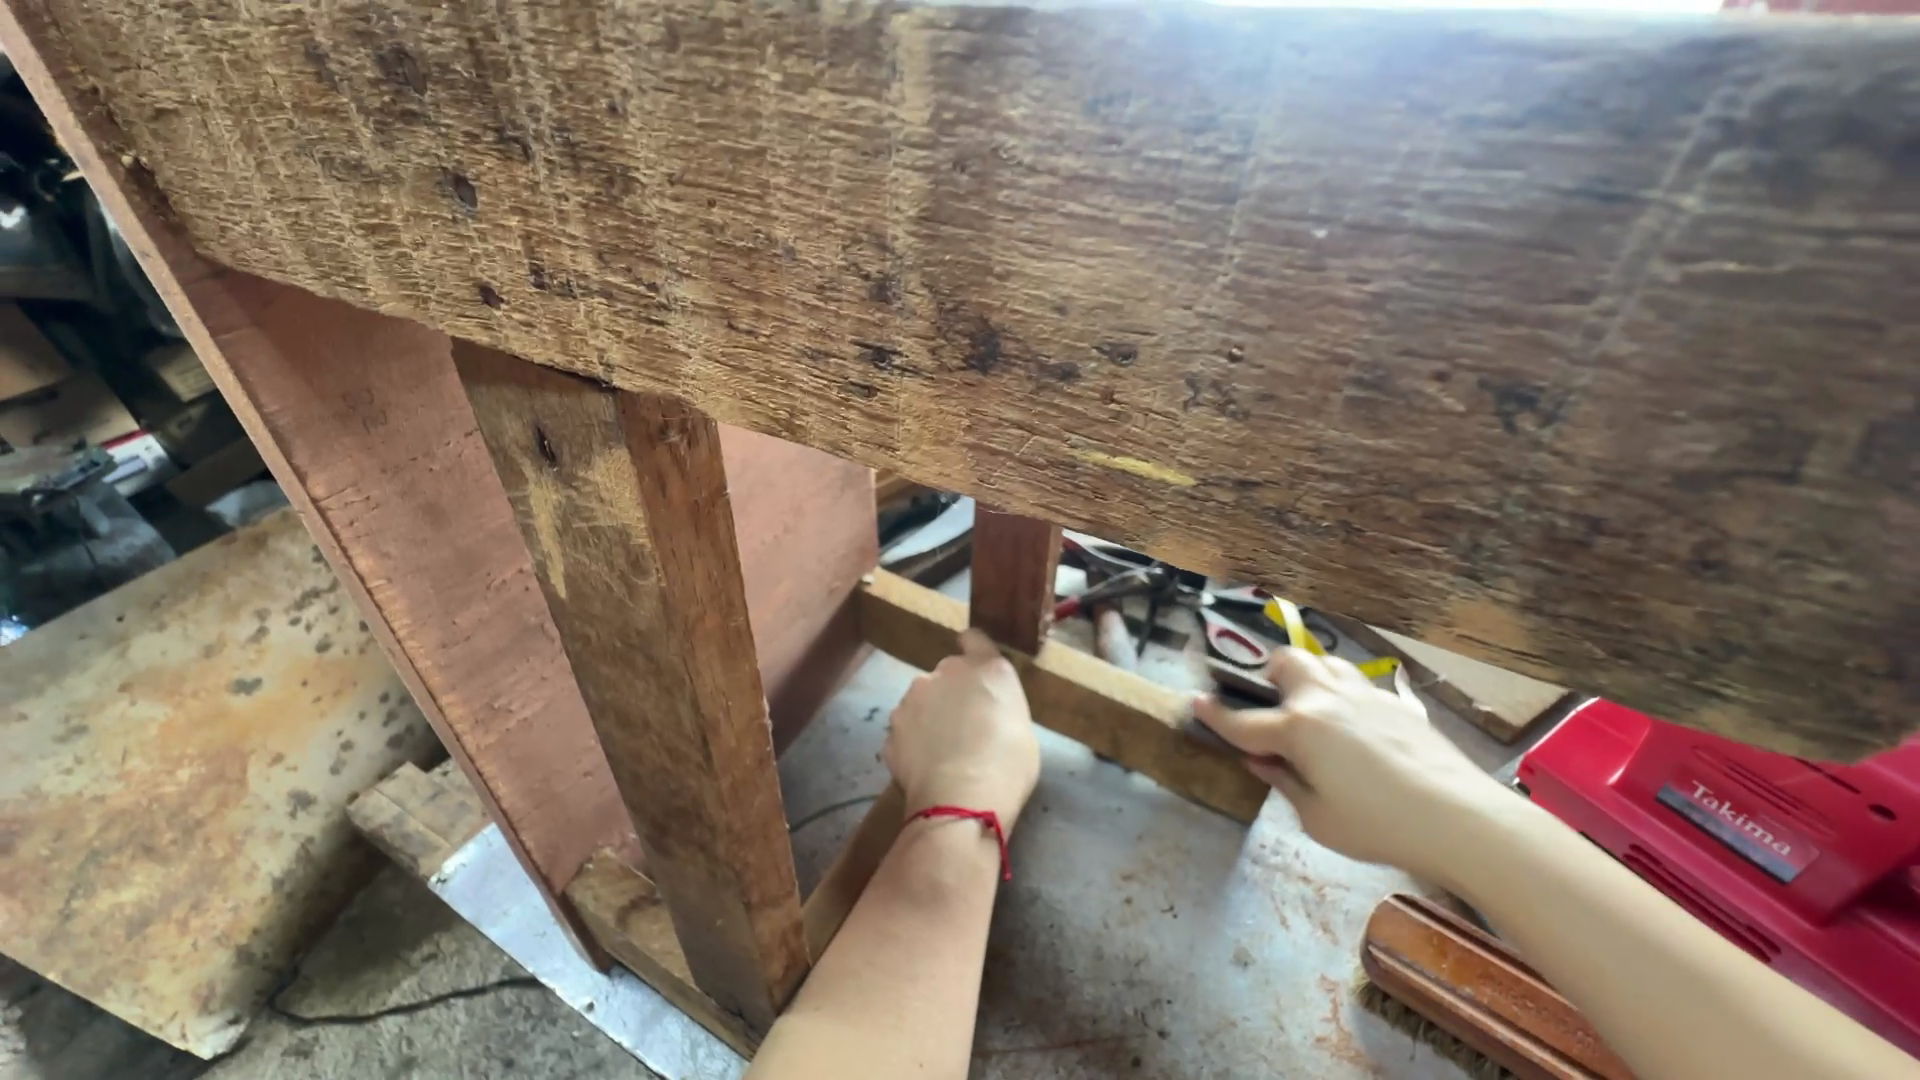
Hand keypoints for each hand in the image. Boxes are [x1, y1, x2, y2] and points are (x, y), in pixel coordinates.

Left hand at [884, 629, 1041, 830]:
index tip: (976, 670)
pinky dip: (913, 743)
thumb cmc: (1008, 767)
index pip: (974, 638)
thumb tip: (988, 711)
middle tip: (965, 727)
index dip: (974, 651)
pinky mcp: (891, 727)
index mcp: (986, 668)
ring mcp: (912, 698)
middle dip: (952, 693)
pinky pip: (906, 730)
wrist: (961, 803)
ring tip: (942, 753)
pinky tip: (926, 768)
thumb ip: (1000, 706)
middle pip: (947, 674)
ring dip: (929, 717)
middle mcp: (945, 672)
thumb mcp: (1022, 730)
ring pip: (921, 701)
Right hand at [1192, 648, 1504, 876]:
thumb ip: (1284, 783)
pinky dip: (1347, 694)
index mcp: (1297, 729)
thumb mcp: (1317, 818)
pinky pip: (1362, 683)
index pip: (1243, 722)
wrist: (1462, 818)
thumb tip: (1263, 762)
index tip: (1196, 702)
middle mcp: (1325, 699)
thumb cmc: (1379, 826)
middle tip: (1273, 706)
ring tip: (1313, 708)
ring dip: (1309, 678)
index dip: (1214, 714)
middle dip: (1269, 677)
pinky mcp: (1398, 704)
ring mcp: (1365, 695)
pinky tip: (1357, 725)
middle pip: (1286, 663)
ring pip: (1325, 662)